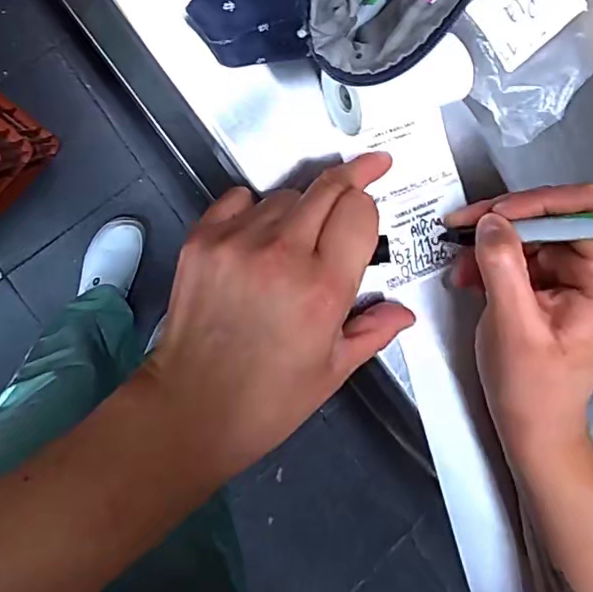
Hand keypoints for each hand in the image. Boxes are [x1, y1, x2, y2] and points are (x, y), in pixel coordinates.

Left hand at [134, 152, 415, 479]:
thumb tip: (403, 311)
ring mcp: (238, 242)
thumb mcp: (332, 370)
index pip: (359, 208)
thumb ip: (373, 329)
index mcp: (323, 288)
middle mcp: (282, 254)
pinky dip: (254, 209)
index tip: (371, 197)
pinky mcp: (202, 238)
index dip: (368, 203)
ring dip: (299, 208)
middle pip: (328, 186)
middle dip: (347, 184)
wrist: (189, 408)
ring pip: (286, 193)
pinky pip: (240, 197)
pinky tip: (256, 238)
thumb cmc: (266, 399)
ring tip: (293, 245)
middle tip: (356, 183)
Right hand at [450, 184, 592, 466]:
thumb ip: (503, 266)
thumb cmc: (532, 389)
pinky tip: (469, 272)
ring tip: (461, 258)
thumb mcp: (513, 326)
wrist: (534, 429)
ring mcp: (575, 276)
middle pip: (558, 214)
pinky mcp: (553, 282)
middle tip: (465, 225)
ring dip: (494, 237)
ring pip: (534, 228)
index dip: (545, 203)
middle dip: (508, 217)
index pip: (591, 212)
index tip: (500, 214)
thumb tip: (491, 219)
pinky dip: (493, 254)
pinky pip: (523, 249)